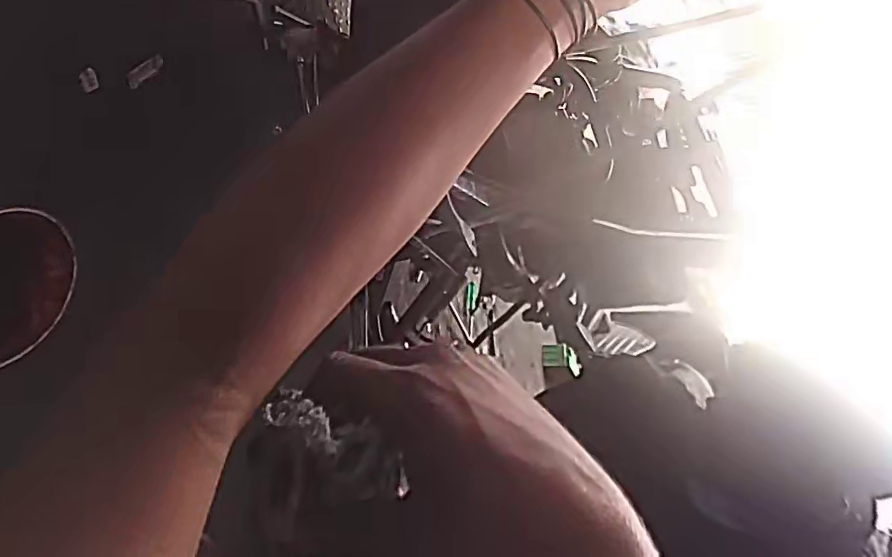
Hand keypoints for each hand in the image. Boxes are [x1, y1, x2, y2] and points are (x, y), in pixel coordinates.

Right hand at [306, 343, 654, 556]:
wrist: (585, 528)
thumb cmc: (513, 529)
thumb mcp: (414, 532)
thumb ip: (348, 523)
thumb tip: (306, 524)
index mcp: (414, 392)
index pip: (336, 370)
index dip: (312, 398)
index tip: (306, 423)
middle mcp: (442, 362)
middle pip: (368, 360)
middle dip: (349, 398)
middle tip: (342, 442)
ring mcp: (472, 362)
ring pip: (405, 360)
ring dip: (387, 392)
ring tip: (391, 445)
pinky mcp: (494, 371)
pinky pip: (440, 366)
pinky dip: (422, 390)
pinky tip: (434, 438)